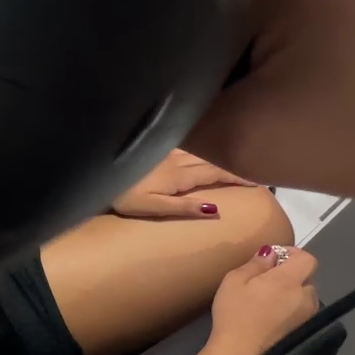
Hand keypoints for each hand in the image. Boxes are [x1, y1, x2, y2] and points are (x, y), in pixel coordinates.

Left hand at [111, 149, 255, 218]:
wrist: (93, 174)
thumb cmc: (121, 196)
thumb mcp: (151, 208)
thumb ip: (183, 207)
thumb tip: (216, 209)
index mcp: (178, 175)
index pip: (215, 173)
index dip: (238, 175)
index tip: (261, 179)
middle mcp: (174, 159)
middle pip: (210, 159)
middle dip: (233, 162)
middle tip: (255, 166)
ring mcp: (163, 151)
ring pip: (198, 150)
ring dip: (217, 153)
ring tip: (234, 156)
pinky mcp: (152, 148)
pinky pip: (183, 145)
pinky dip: (198, 147)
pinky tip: (200, 146)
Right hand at [208, 245, 318, 354]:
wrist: (243, 350)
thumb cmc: (235, 311)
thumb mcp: (235, 280)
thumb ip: (256, 264)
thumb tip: (270, 253)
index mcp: (289, 281)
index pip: (308, 259)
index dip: (293, 253)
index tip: (272, 256)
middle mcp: (306, 296)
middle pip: (307, 276)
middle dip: (290, 271)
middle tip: (263, 276)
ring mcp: (308, 314)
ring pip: (305, 292)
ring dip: (291, 288)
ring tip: (265, 294)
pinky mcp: (304, 327)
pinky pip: (302, 306)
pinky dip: (290, 302)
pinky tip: (269, 309)